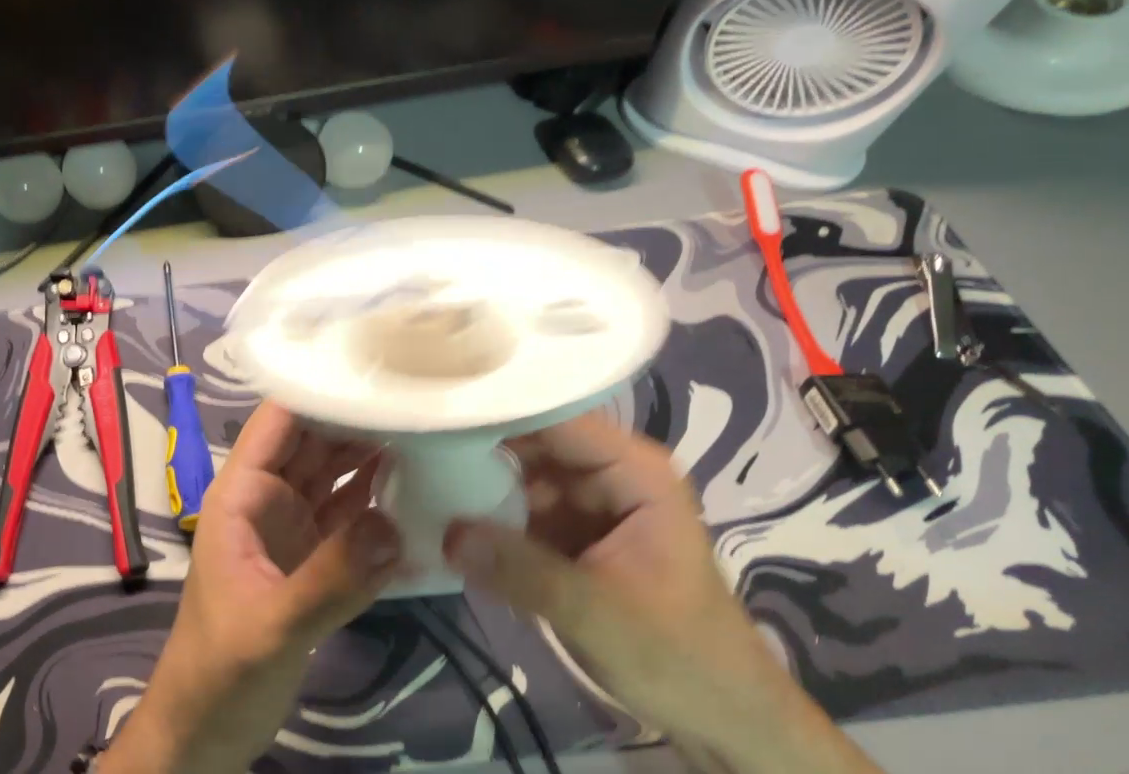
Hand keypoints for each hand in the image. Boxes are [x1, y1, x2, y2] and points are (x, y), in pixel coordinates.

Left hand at [102, 401, 400, 773]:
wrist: (207, 729)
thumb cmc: (221, 669)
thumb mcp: (272, 625)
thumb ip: (331, 578)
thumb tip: (397, 526)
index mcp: (241, 495)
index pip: (279, 422)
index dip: (321, 393)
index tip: (377, 373)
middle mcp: (269, 500)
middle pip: (316, 442)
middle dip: (360, 418)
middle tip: (423, 397)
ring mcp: (294, 529)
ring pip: (337, 476)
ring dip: (376, 456)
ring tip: (432, 430)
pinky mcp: (315, 560)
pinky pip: (352, 519)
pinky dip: (381, 505)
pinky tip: (422, 490)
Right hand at [444, 413, 882, 773]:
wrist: (721, 718)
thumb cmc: (680, 656)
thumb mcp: (600, 614)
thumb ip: (523, 571)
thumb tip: (447, 532)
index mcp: (633, 470)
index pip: (553, 417)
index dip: (496, 410)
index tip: (433, 409)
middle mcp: (605, 472)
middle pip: (526, 438)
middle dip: (472, 441)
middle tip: (407, 441)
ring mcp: (582, 501)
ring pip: (513, 471)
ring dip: (469, 477)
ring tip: (409, 469)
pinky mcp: (564, 532)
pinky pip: (512, 506)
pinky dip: (479, 510)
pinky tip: (434, 506)